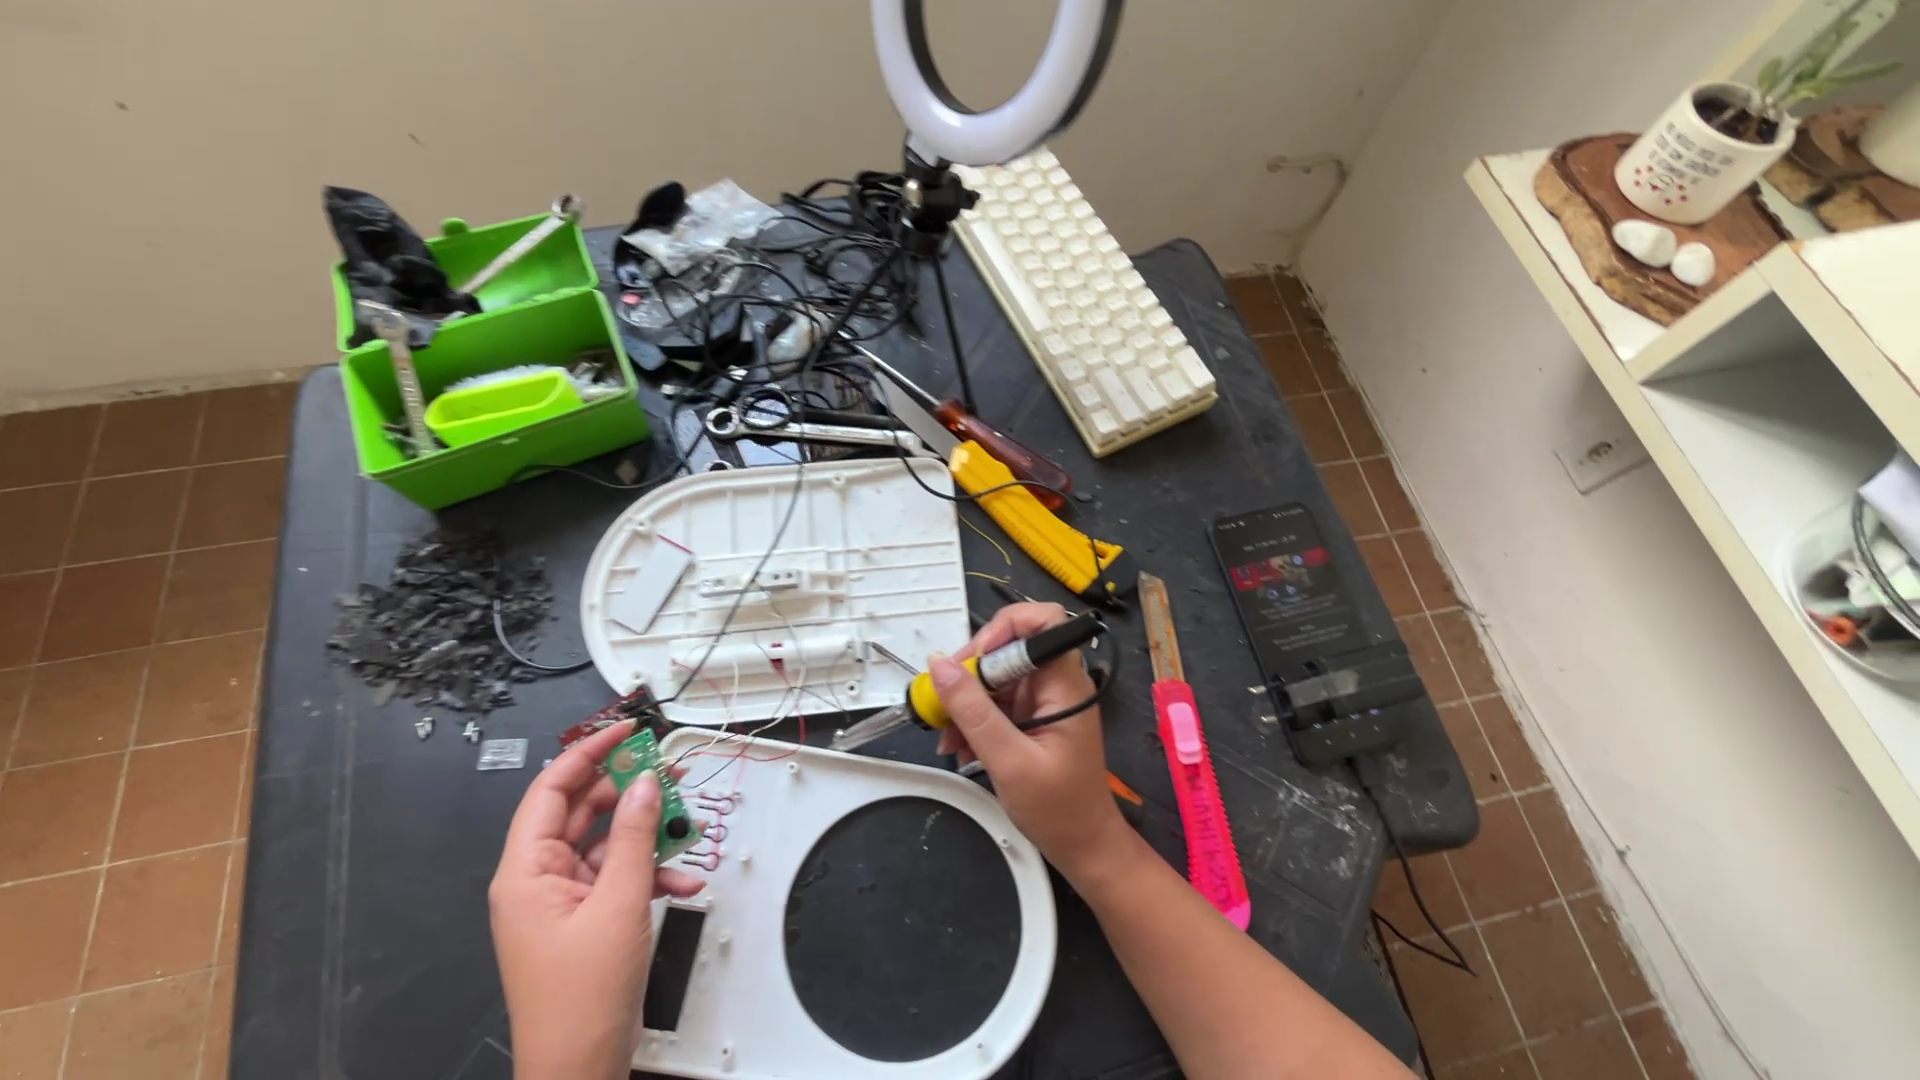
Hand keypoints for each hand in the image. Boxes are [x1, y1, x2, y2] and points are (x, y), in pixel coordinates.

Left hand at [489, 718, 704, 1079]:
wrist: (579, 1070)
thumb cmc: (583, 997)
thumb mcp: (618, 904)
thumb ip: (633, 836)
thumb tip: (643, 784)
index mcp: (526, 870)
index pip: (551, 789)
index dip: (588, 752)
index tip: (627, 732)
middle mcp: (538, 879)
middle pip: (582, 812)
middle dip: (627, 792)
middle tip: (667, 772)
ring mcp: (562, 900)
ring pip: (606, 844)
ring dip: (647, 836)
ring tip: (684, 827)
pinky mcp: (586, 919)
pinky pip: (618, 877)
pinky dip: (650, 873)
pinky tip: (680, 882)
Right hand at [932, 602, 1131, 880]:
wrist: (1084, 846)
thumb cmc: (1059, 809)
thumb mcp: (1009, 761)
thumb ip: (973, 712)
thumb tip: (939, 665)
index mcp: (1065, 685)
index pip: (1043, 622)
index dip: (1004, 628)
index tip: (973, 660)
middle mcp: (1056, 684)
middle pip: (1010, 647)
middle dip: (972, 671)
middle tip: (943, 699)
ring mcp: (1044, 701)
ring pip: (997, 676)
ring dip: (967, 700)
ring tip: (946, 733)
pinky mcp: (1032, 718)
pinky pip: (996, 702)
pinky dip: (974, 718)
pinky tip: (959, 744)